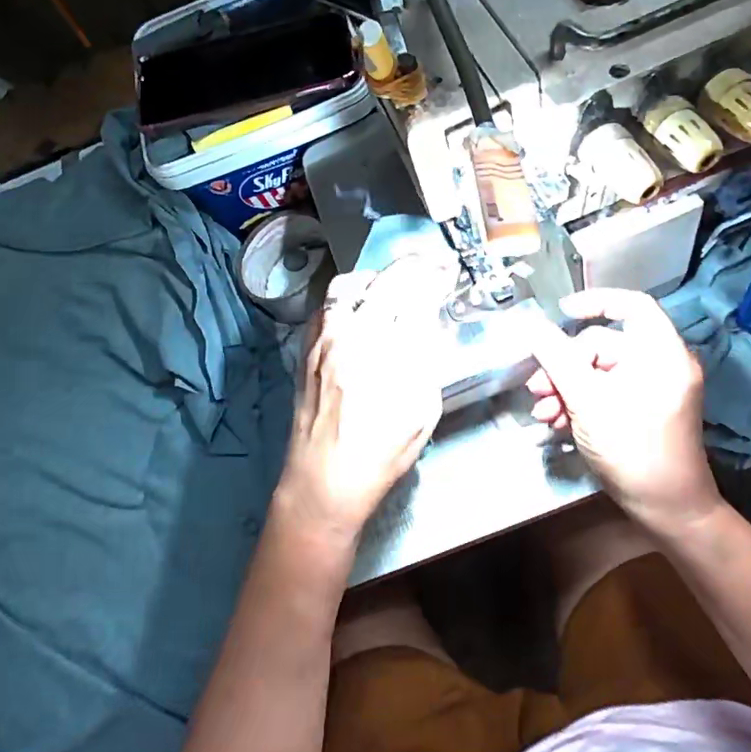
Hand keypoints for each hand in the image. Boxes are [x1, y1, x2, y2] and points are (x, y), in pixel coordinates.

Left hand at [276, 255, 454, 540]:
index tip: (446, 272)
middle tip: (427, 270)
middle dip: (410, 270)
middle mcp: (349, 337)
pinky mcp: (304, 349)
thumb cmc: (380, 454)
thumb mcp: (422, 410)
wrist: (323, 481)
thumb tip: (428, 324)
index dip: (435, 277)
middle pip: (381, 282)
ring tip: (393, 284)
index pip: (414, 294)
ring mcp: (321, 340)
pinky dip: (347, 296)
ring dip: (376, 277)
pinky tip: (359, 306)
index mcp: (384, 353)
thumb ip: (427, 359)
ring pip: (347, 286)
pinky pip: (324, 306)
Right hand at [527, 289, 721, 534]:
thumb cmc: (633, 448)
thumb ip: (557, 358)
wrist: (668, 509)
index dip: (595, 302)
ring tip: (544, 413)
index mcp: (661, 352)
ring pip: (599, 372)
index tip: (560, 313)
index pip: (632, 305)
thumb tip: (531, 326)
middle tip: (536, 388)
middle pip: (604, 345)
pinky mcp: (644, 411)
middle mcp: (661, 364)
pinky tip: (557, 423)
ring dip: (565, 389)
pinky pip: (607, 393)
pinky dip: (581, 403)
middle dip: (563, 366)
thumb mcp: (587, 400)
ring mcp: (654, 389)